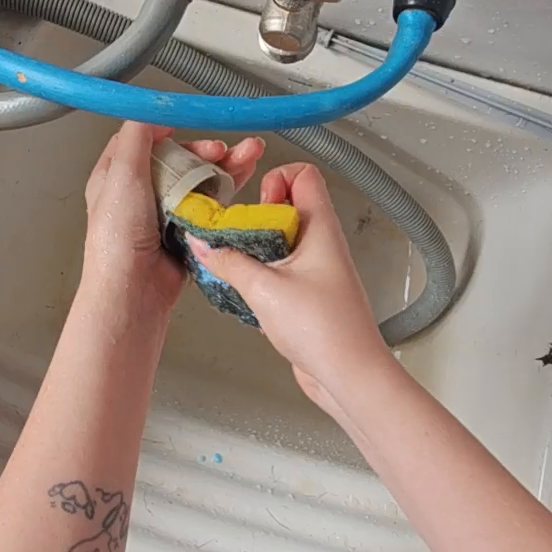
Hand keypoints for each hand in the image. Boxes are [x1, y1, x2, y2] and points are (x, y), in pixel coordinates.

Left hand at [81, 121, 262, 312]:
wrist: (134, 290)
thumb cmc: (117, 239)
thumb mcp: (121, 175)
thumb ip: (135, 138)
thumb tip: (147, 112)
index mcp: (117, 178)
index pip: (145, 143)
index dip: (169, 131)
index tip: (191, 125)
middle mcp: (140, 195)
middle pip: (180, 161)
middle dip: (207, 152)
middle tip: (224, 150)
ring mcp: (165, 215)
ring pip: (200, 182)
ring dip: (226, 167)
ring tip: (250, 155)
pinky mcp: (187, 233)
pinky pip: (211, 207)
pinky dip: (228, 192)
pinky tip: (243, 181)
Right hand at [185, 163, 394, 419]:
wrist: (349, 375)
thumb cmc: (324, 329)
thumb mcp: (264, 289)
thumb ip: (228, 262)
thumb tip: (202, 243)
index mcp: (321, 228)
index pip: (304, 176)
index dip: (275, 180)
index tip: (254, 205)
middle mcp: (321, 243)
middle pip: (285, 207)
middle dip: (254, 216)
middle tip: (235, 236)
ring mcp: (315, 269)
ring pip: (278, 240)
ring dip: (252, 248)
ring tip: (234, 264)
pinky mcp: (306, 293)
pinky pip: (277, 269)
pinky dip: (257, 273)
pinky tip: (243, 291)